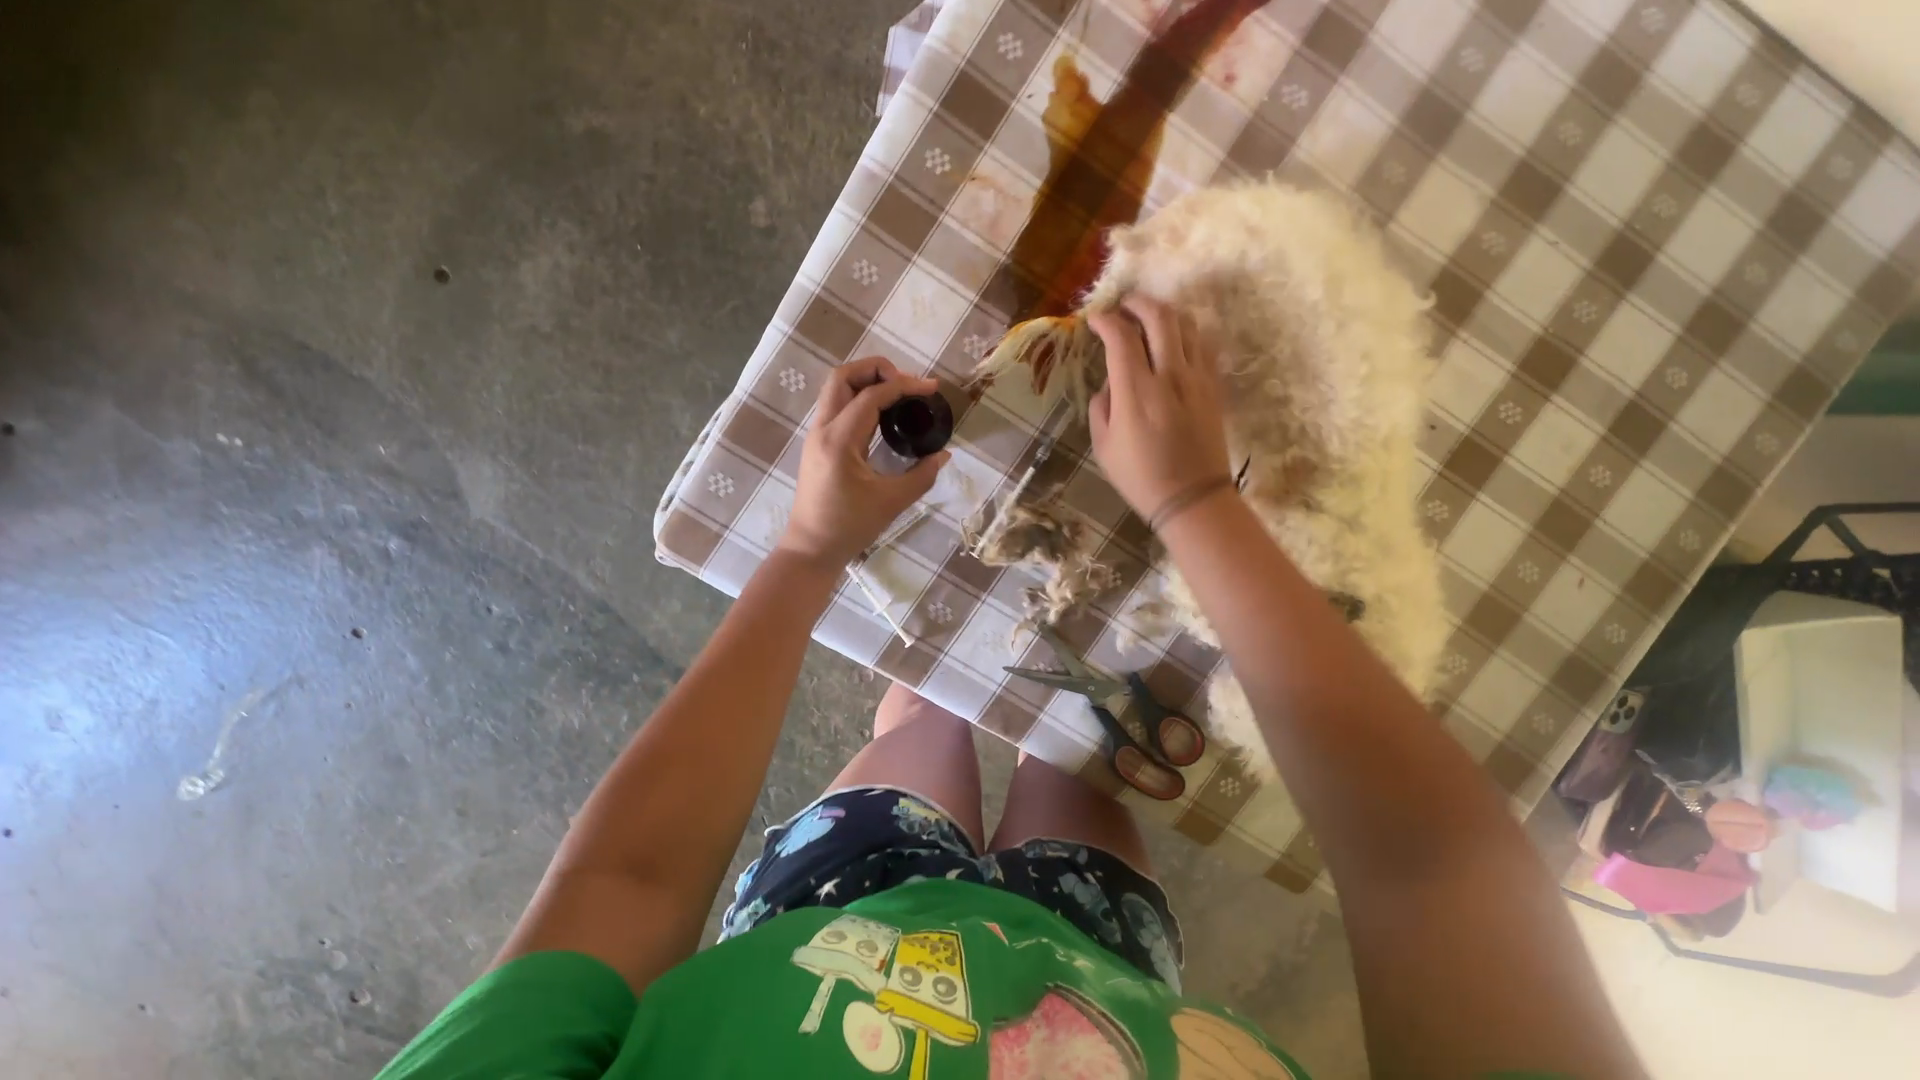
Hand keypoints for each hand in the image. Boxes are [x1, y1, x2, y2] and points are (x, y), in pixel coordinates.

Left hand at [778, 356, 949, 568]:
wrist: (812, 548)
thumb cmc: (849, 527)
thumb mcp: (892, 502)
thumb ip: (922, 475)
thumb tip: (943, 454)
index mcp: (839, 440)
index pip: (872, 396)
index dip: (905, 385)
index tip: (932, 388)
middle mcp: (823, 429)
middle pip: (843, 377)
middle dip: (877, 370)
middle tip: (907, 384)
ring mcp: (817, 435)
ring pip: (836, 389)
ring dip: (866, 382)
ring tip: (898, 395)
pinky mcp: (818, 444)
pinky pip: (837, 407)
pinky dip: (859, 399)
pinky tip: (883, 415)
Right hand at [1087, 297, 1232, 525]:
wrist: (1192, 498)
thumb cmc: (1140, 477)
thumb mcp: (1103, 446)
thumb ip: (1101, 407)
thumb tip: (1110, 384)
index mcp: (1136, 392)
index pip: (1121, 337)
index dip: (1106, 321)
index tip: (1095, 320)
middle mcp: (1170, 376)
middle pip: (1159, 317)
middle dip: (1138, 303)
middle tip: (1125, 305)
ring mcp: (1197, 379)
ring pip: (1187, 325)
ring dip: (1166, 314)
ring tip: (1150, 318)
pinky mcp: (1214, 387)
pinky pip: (1204, 346)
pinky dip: (1187, 334)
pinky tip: (1176, 342)